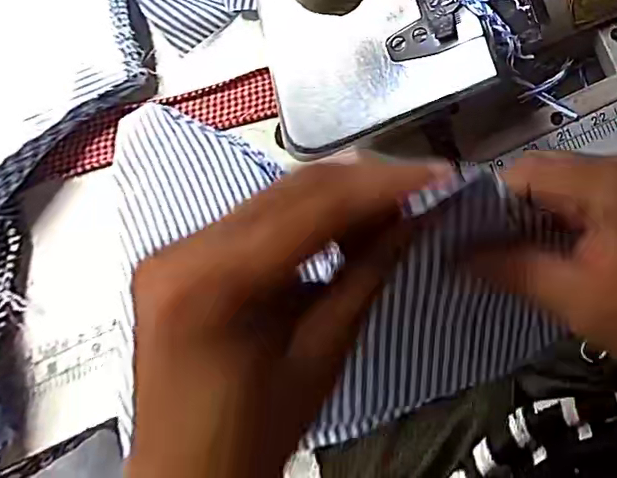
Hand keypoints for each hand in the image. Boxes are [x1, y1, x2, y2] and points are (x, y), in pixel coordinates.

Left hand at [126, 159, 445, 477]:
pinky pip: (263, 212)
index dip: (385, 184)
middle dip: (370, 181)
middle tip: (426, 183)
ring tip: (400, 199)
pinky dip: (315, 209)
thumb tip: (416, 215)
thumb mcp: (320, 357)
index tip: (438, 175)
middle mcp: (184, 248)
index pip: (316, 205)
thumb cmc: (248, 439)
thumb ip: (368, 273)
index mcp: (210, 281)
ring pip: (283, 192)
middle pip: (299, 188)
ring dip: (347, 191)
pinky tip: (352, 217)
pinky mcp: (185, 251)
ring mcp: (179, 246)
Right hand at [473, 152, 616, 387]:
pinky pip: (578, 190)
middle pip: (544, 169)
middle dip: (508, 204)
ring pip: (558, 179)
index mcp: (607, 181)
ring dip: (529, 209)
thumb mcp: (574, 299)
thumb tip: (459, 255)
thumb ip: (514, 268)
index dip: (490, 199)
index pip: (529, 171)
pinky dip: (553, 212)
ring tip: (497, 244)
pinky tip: (535, 240)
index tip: (461, 231)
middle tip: (474, 242)